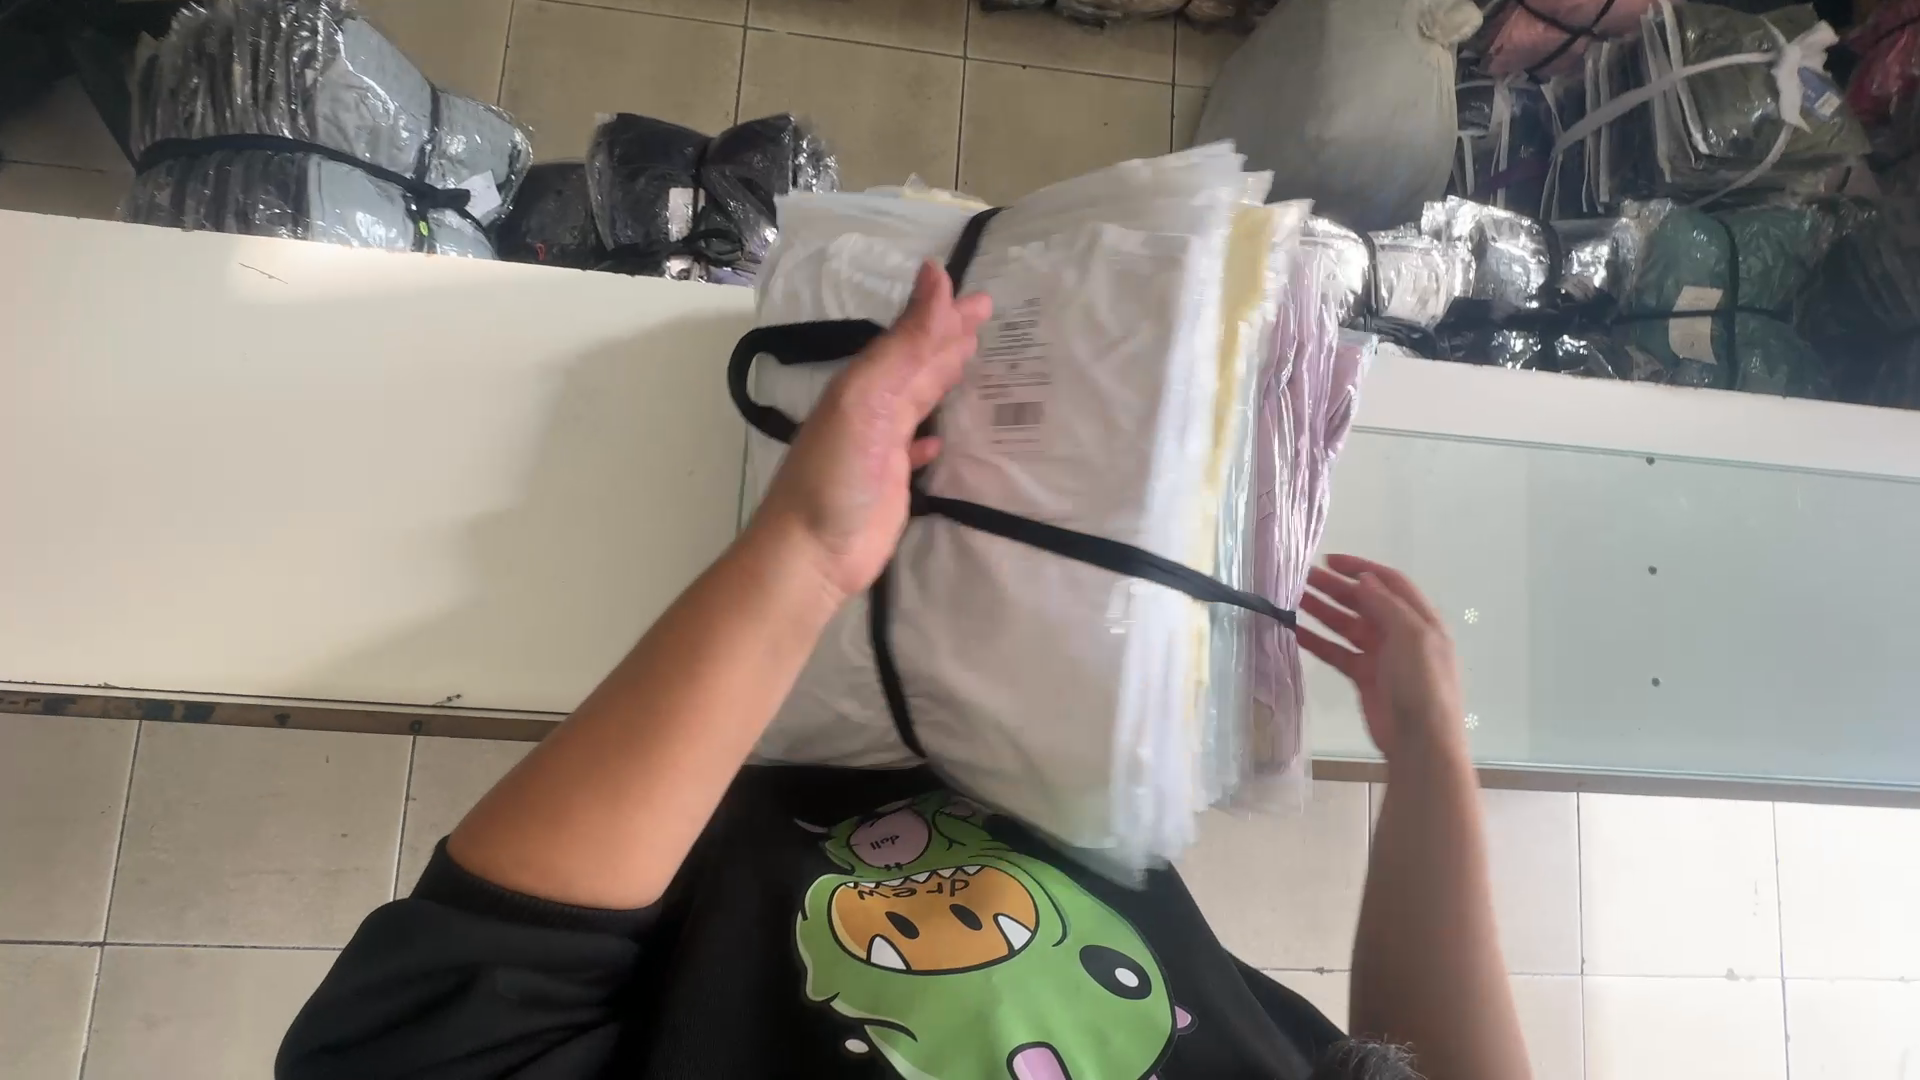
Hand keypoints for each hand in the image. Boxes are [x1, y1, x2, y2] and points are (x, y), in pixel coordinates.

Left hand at [747, 260, 992, 603]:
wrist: (812, 553)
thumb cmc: (836, 475)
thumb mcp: (868, 400)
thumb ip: (904, 345)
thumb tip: (935, 277)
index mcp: (865, 384)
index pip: (911, 339)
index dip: (943, 315)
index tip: (979, 298)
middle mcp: (872, 409)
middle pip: (916, 364)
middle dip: (949, 339)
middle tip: (985, 316)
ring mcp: (881, 448)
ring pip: (917, 401)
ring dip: (941, 378)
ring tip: (970, 359)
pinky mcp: (891, 484)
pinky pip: (916, 449)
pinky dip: (930, 437)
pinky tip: (941, 437)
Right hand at [1296, 555, 1465, 766]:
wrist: (1420, 740)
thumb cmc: (1422, 684)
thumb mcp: (1412, 638)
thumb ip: (1386, 606)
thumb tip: (1363, 579)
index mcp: (1419, 621)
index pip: (1389, 583)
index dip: (1361, 568)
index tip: (1329, 560)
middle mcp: (1400, 633)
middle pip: (1364, 602)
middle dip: (1335, 587)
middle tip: (1302, 577)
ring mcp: (1380, 655)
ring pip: (1346, 625)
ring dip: (1322, 610)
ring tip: (1294, 598)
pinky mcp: (1362, 675)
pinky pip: (1336, 651)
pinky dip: (1316, 640)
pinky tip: (1295, 631)